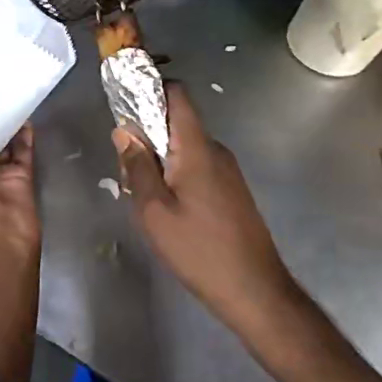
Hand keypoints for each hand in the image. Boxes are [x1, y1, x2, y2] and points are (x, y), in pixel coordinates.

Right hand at [112, 83, 295, 327]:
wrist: (257, 294)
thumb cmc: (200, 251)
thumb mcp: (154, 212)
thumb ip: (137, 167)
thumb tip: (124, 131)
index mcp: (197, 147)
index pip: (178, 94)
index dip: (151, 87)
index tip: (125, 100)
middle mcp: (215, 150)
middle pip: (177, 121)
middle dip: (147, 132)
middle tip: (126, 164)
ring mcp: (227, 171)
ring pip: (185, 146)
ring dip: (161, 157)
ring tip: (144, 194)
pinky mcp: (232, 190)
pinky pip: (197, 165)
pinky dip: (177, 173)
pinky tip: (168, 208)